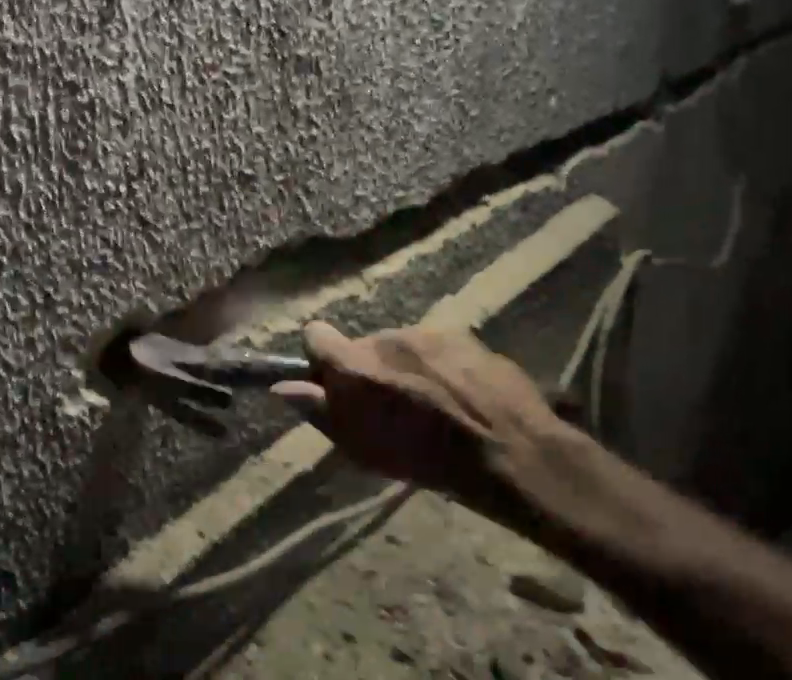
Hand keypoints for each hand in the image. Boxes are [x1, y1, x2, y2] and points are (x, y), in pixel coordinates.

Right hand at [272, 321, 568, 499]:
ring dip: (408, 367)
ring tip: (433, 403)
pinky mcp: (464, 336)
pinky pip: (441, 348)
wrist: (511, 455)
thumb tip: (281, 387)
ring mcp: (426, 334)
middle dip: (370, 368)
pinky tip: (463, 397)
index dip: (321, 355)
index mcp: (353, 363)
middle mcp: (384, 338)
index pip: (315, 334)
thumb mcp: (359, 445)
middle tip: (391, 404)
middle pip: (364, 345)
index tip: (333, 379)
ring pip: (403, 346)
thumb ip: (318, 409)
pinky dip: (444, 367)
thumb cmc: (424, 458)